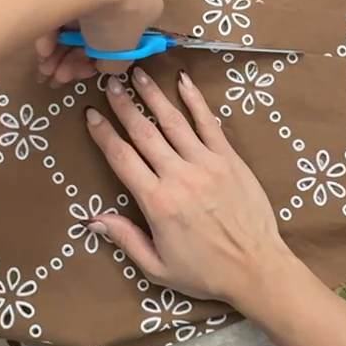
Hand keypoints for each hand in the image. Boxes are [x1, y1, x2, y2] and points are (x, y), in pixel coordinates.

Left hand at [31, 0, 163, 84]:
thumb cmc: (115, 18)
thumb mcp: (121, 54)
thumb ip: (115, 63)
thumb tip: (104, 64)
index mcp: (144, 3)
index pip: (122, 36)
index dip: (99, 60)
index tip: (82, 74)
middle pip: (95, 29)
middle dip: (74, 59)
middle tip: (58, 77)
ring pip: (75, 18)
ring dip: (59, 49)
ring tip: (45, 67)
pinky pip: (60, 2)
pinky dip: (51, 27)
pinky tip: (42, 46)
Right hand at [82, 68, 303, 310]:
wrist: (256, 268)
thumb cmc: (205, 271)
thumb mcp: (157, 267)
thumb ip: (125, 239)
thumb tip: (93, 218)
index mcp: (157, 202)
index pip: (122, 159)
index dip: (103, 134)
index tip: (90, 114)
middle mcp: (179, 176)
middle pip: (143, 133)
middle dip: (123, 105)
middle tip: (109, 82)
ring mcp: (206, 163)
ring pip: (173, 121)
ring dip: (153, 95)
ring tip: (137, 74)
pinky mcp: (229, 158)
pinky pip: (208, 123)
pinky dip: (195, 100)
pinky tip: (183, 81)